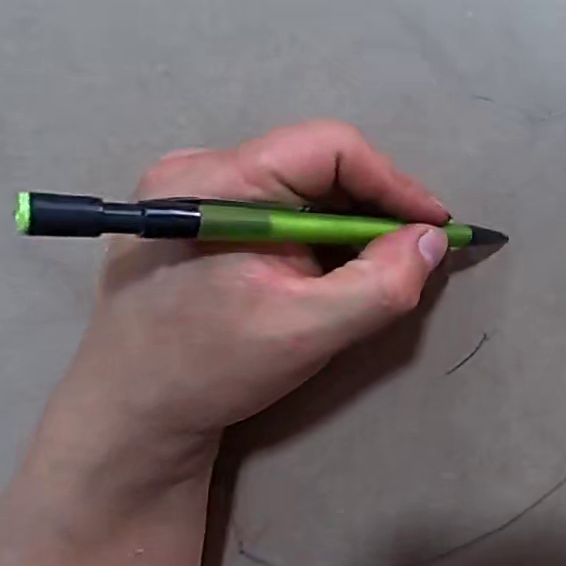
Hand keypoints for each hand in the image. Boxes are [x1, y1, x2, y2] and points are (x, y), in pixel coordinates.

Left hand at [27, 120, 451, 518]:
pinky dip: (323, 232)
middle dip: (376, 206)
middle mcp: (200, 170)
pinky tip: (332, 267)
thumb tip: (433, 240)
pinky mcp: (199, 216)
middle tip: (413, 249)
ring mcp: (195, 191)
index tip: (435, 227)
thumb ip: (381, 284)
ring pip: (303, 184)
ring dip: (351, 221)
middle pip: (317, 163)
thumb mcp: (308, 332)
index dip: (393, 183)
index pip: (329, 148)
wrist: (130, 417)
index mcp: (216, 182)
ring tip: (377, 263)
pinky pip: (282, 205)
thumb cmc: (211, 370)